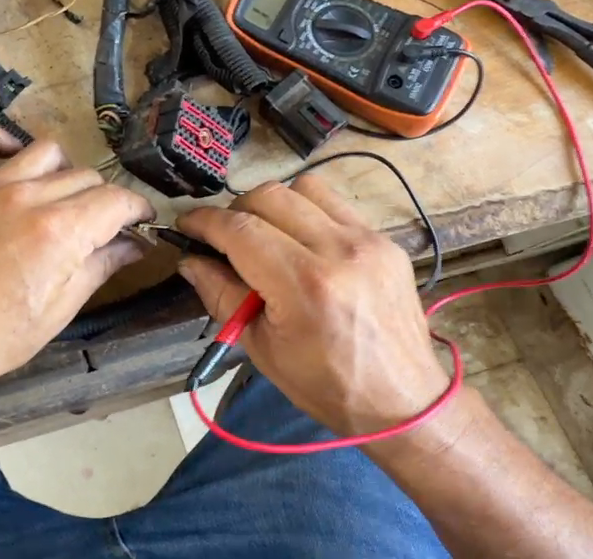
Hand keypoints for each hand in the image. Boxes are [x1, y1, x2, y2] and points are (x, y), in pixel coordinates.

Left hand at [0, 129, 154, 398]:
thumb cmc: (0, 335)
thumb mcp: (62, 308)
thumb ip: (102, 265)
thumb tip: (135, 244)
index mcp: (60, 231)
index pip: (116, 200)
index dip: (137, 210)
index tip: (141, 223)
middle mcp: (30, 197)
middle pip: (87, 177)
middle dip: (104, 200)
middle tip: (101, 227)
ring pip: (48, 152)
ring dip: (64, 172)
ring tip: (63, 198)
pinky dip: (3, 142)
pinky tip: (16, 162)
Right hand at [175, 176, 447, 436]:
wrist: (407, 404)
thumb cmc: (327, 386)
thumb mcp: (262, 348)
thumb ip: (221, 295)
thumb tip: (189, 259)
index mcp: (305, 286)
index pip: (240, 230)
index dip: (204, 221)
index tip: (185, 224)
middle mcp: (339, 251)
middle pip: (267, 196)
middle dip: (235, 211)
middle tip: (224, 238)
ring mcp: (368, 240)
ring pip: (302, 187)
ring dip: (272, 204)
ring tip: (266, 235)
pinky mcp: (385, 239)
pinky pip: (333, 202)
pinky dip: (306, 211)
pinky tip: (302, 242)